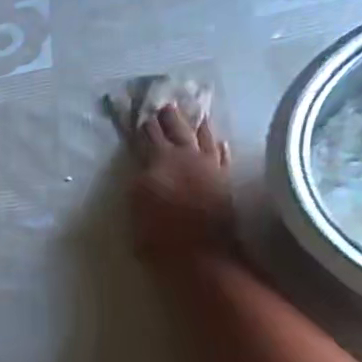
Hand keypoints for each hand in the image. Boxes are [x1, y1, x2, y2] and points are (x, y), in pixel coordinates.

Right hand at [131, 101, 235, 267]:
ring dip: (196, 125)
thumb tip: (145, 170)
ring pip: (202, 137)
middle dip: (169, 119)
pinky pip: (221, 155)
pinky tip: (218, 141)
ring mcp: (209, 167)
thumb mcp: (137, 207)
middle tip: (164, 106)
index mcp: (159, 163)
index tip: (139, 116)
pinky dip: (217, 145)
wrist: (200, 255)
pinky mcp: (224, 179)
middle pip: (177, 131)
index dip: (143, 128)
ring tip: (194, 114)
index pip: (149, 138)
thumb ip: (140, 183)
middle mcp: (186, 158)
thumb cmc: (159, 235)